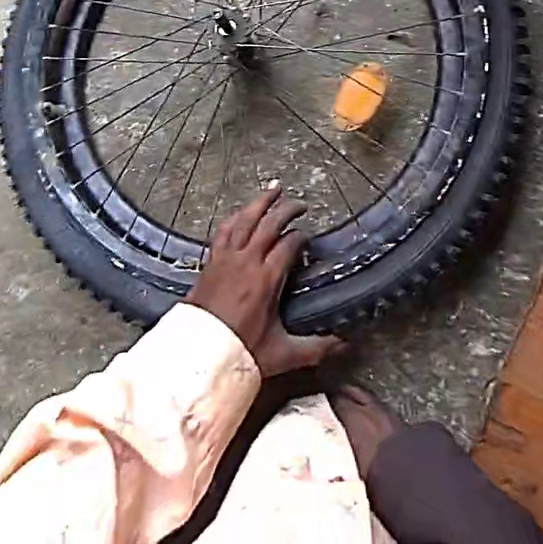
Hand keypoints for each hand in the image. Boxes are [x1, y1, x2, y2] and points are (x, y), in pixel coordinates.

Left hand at [183, 188, 344, 375]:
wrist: (200, 353)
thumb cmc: (240, 352)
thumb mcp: (284, 353)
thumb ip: (316, 347)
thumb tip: (343, 344)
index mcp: (267, 279)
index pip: (288, 246)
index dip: (300, 238)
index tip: (307, 237)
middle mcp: (247, 261)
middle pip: (268, 225)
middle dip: (286, 210)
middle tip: (300, 204)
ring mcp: (227, 258)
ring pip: (244, 220)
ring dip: (260, 203)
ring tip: (273, 189)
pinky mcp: (212, 260)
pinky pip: (224, 230)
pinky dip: (234, 217)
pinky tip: (240, 212)